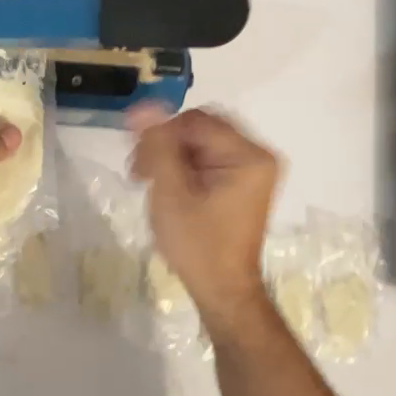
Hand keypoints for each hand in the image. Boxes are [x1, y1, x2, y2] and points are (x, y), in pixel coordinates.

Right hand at [129, 105, 284, 316]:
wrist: (222, 289)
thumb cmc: (197, 245)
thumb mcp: (170, 193)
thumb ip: (157, 146)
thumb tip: (142, 106)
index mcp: (248, 156)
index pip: (194, 121)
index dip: (160, 136)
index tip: (137, 166)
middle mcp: (257, 155)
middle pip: (199, 127)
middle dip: (165, 144)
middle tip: (140, 174)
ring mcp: (253, 169)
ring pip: (200, 141)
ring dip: (170, 156)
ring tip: (150, 183)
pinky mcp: (243, 181)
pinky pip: (208, 157)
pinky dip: (184, 167)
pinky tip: (168, 188)